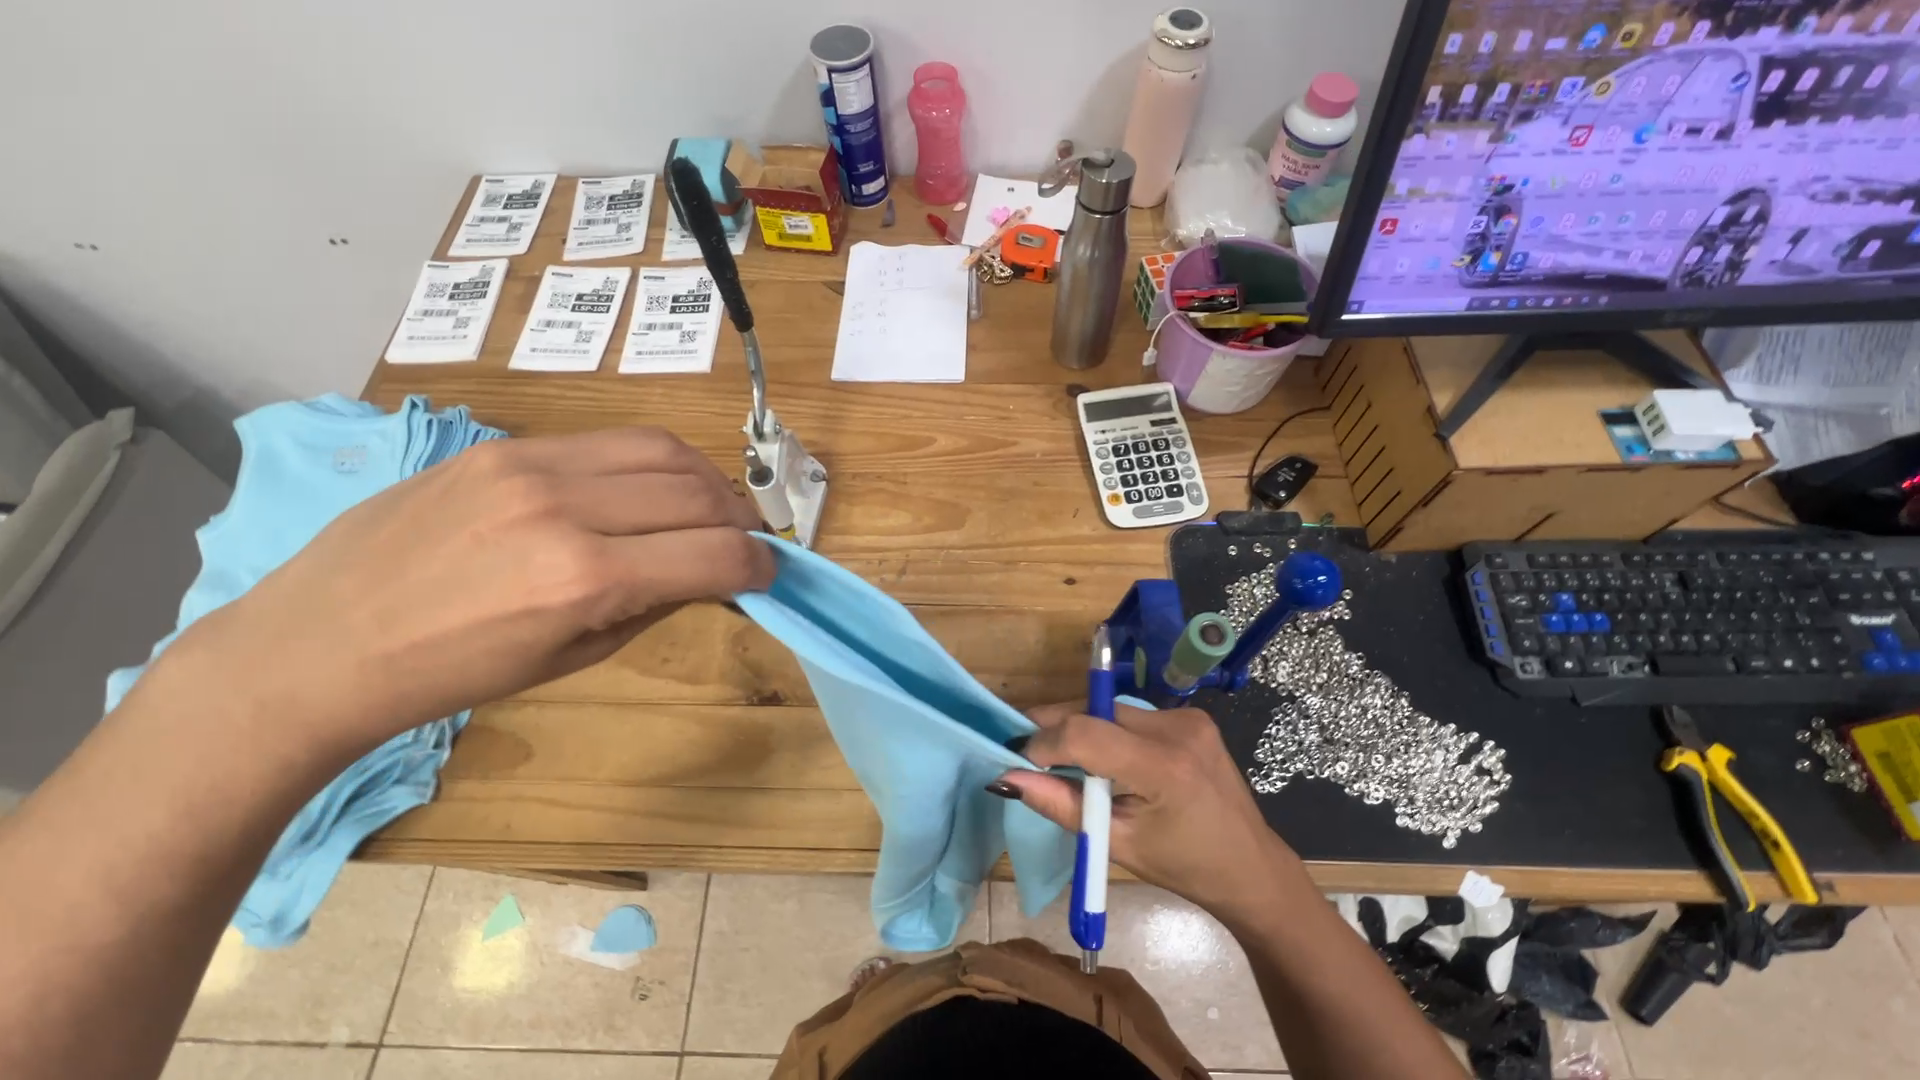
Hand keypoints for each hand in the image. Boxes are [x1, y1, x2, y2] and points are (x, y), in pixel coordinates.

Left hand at [154, 427, 774, 752]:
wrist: (323, 642)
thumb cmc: (452, 675)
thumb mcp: (570, 657)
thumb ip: (651, 603)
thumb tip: (708, 572)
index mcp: (582, 580)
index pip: (713, 554)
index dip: (758, 565)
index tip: (768, 574)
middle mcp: (563, 508)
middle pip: (697, 491)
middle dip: (738, 520)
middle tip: (742, 542)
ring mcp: (528, 465)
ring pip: (661, 449)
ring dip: (703, 479)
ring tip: (706, 507)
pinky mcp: (500, 445)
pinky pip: (604, 441)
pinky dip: (647, 464)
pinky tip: (644, 490)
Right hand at [996, 703, 1300, 923]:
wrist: (1250, 866)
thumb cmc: (1184, 867)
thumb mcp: (1117, 843)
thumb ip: (1061, 804)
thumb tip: (1007, 779)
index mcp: (1163, 768)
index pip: (1084, 733)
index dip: (1043, 742)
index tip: (1017, 761)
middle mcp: (1177, 729)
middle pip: (1094, 712)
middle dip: (1055, 728)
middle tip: (1027, 754)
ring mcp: (1188, 718)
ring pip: (1109, 709)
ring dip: (1080, 728)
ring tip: (1064, 761)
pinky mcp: (1191, 717)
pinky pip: (1131, 716)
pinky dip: (1108, 731)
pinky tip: (1104, 760)